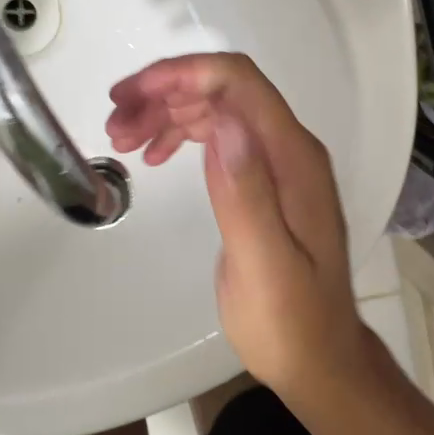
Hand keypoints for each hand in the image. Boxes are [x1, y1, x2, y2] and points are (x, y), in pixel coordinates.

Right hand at [106, 54, 372, 401]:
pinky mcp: (260, 181)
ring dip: (166, 112)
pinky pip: (217, 136)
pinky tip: (152, 154)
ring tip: (119, 137)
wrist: (319, 360)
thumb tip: (225, 124)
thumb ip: (246, 195)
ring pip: (216, 109)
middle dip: (165, 92)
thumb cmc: (291, 323)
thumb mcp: (266, 267)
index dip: (184, 74)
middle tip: (114, 121)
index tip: (133, 94)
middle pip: (223, 89)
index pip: (240, 84)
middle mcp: (288, 149)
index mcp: (293, 159)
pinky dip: (179, 135)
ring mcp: (275, 163)